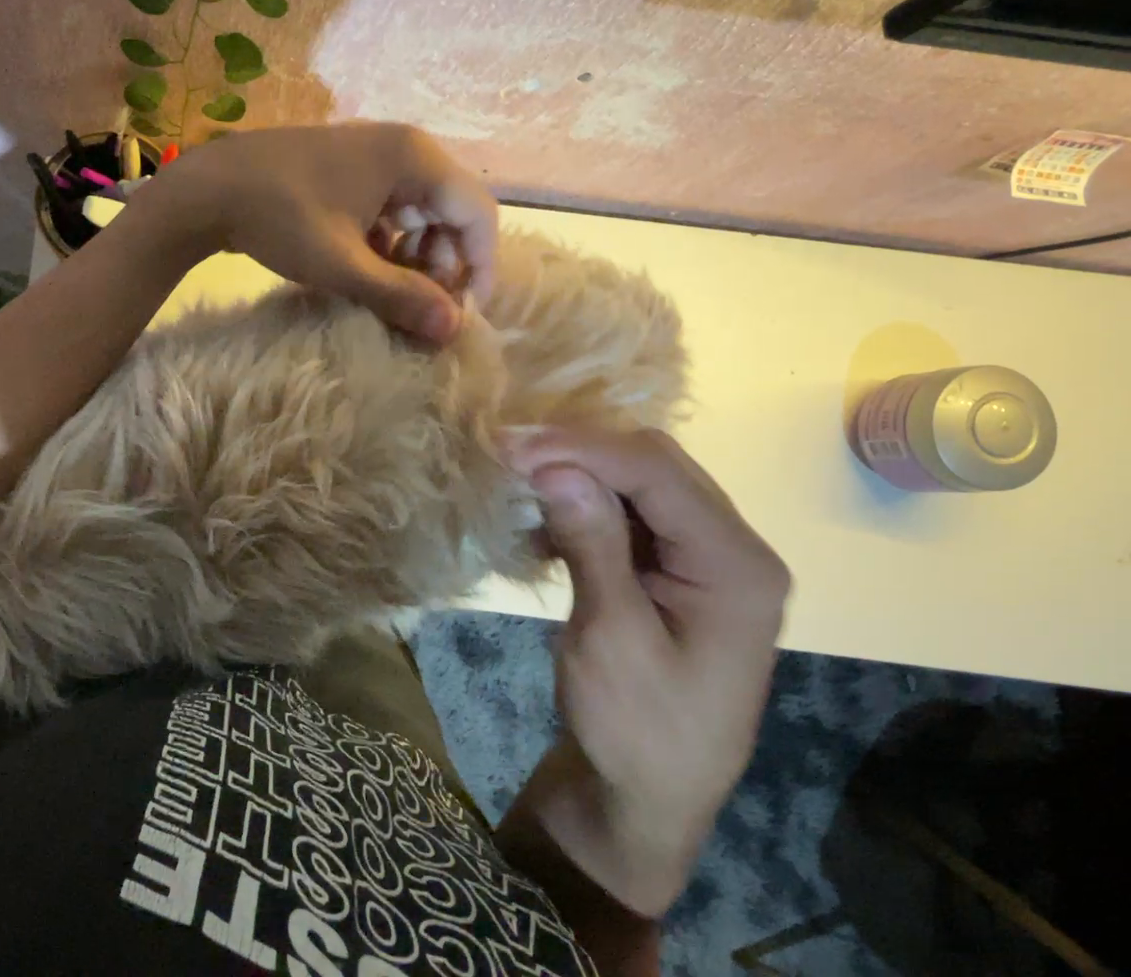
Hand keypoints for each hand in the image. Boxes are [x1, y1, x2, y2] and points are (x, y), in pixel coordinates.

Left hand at [147, 123, 515, 343]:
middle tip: (422, 311)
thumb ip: (399, 296)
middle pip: (449, 213)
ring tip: (392, 299)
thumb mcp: (341, 264)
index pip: (476, 213)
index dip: (479, 266)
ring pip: (417, 215)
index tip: (463, 314)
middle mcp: (403, 148)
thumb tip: (453, 330)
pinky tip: (367, 277)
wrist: (208, 188)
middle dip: (443, 265)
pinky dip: (386, 246)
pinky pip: (387, 212)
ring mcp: (372, 157)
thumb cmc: (278, 219)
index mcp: (414, 157)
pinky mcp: (348, 173)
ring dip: (414, 259)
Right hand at [509, 428, 787, 916]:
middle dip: (579, 452)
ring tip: (517, 483)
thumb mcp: (610, 637)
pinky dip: (583, 508)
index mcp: (736, 565)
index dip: (581, 448)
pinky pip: (630, 518)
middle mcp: (733, 549)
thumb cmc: (634, 727)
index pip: (656, 473)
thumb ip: (592, 545)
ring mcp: (705, 561)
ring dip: (579, 477)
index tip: (509, 445)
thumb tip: (555, 467)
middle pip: (655, 468)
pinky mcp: (674, 575)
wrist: (646, 796)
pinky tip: (544, 525)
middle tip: (507, 455)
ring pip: (640, 487)